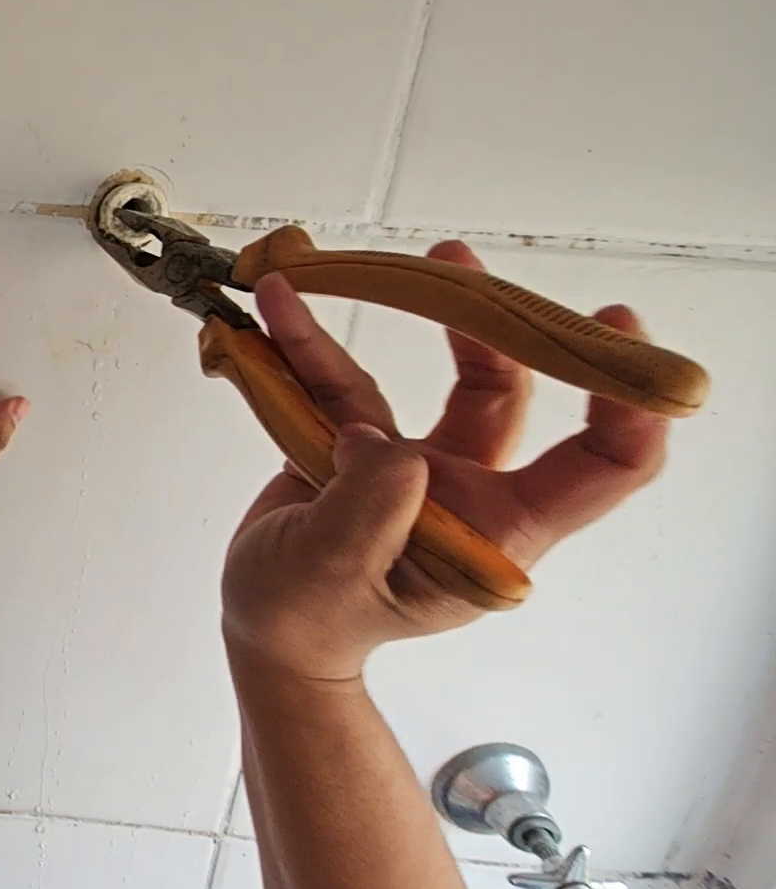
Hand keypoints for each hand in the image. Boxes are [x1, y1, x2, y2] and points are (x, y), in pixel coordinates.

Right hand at [221, 241, 669, 681]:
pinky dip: (292, 357)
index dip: (623, 403)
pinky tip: (268, 323)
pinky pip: (325, 393)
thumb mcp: (337, 572)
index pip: (601, 466)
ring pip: (398, 381)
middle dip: (480, 326)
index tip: (612, 330)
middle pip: (496, 394)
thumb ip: (370, 506)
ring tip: (295, 285)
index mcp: (494, 533)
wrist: (265, 621)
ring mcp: (400, 467)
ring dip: (350, 329)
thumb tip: (378, 438)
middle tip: (453, 266)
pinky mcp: (345, 452)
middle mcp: (460, 490)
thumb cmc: (307, 615)